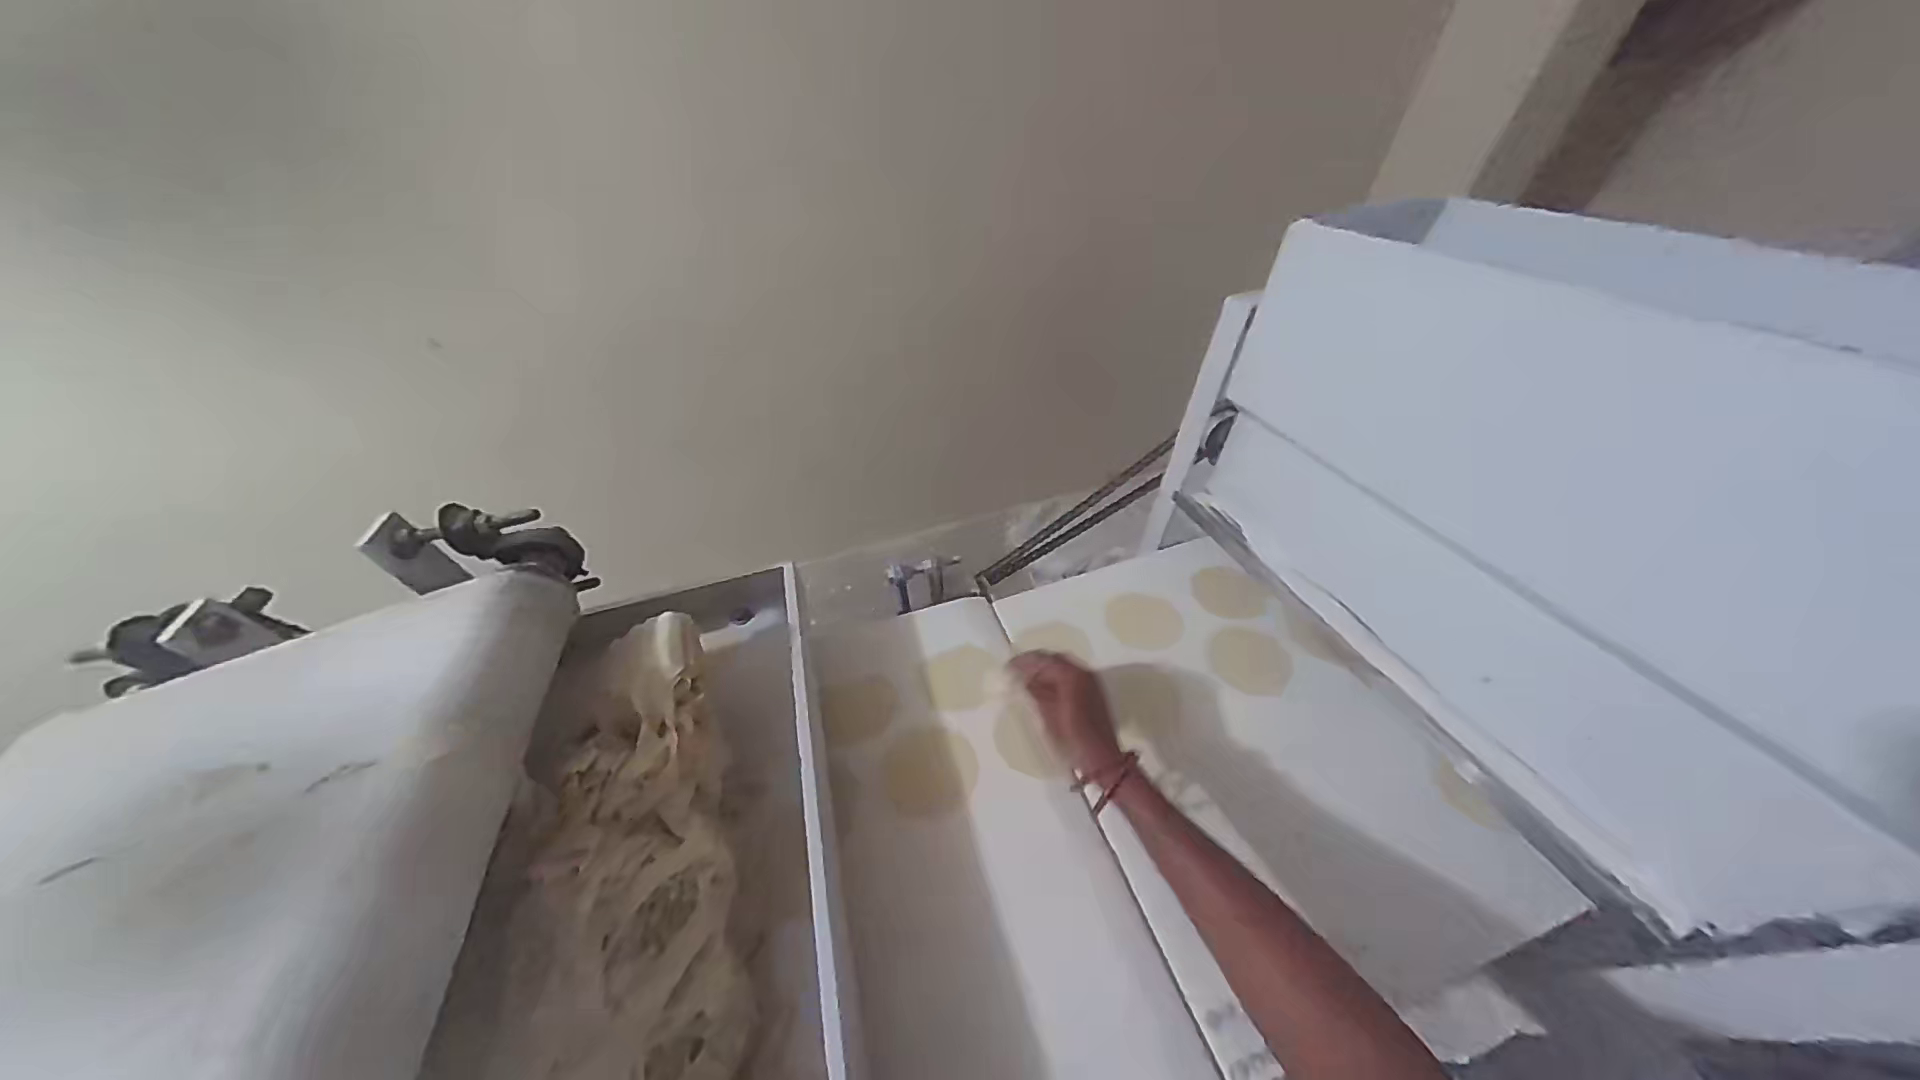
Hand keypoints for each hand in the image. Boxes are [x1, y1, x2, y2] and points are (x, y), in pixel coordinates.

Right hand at [1008, 651, 1125, 775]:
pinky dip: (1056, 676)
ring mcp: (1091, 680)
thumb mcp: (1047, 715)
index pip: (1042, 659)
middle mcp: (1083, 672)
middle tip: (1016, 672)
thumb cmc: (1071, 738)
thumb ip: (1033, 691)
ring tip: (1027, 680)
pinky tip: (1045, 688)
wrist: (1101, 756)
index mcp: (1071, 675)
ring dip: (1045, 669)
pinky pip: (1071, 674)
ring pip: (1063, 665)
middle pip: (1053, 658)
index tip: (1008, 668)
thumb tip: (1019, 678)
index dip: (1022, 662)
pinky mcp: (1094, 689)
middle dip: (1034, 663)